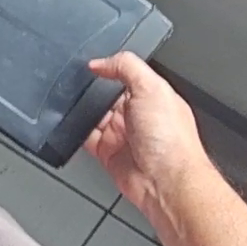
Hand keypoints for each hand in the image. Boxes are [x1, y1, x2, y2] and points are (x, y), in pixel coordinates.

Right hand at [83, 53, 217, 232]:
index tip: (92, 67)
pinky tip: (74, 127)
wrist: (165, 182)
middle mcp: (137, 115)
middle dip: (91, 92)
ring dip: (81, 112)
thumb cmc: (172, 142)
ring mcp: (121, 134)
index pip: (125, 76)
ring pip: (91, 116)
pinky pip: (84, 137)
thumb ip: (126, 68)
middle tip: (82, 90)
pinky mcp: (107, 152)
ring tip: (78, 110)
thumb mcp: (152, 88)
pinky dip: (75, 132)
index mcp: (152, 96)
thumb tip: (100, 62)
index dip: (108, 70)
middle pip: (104, 96)